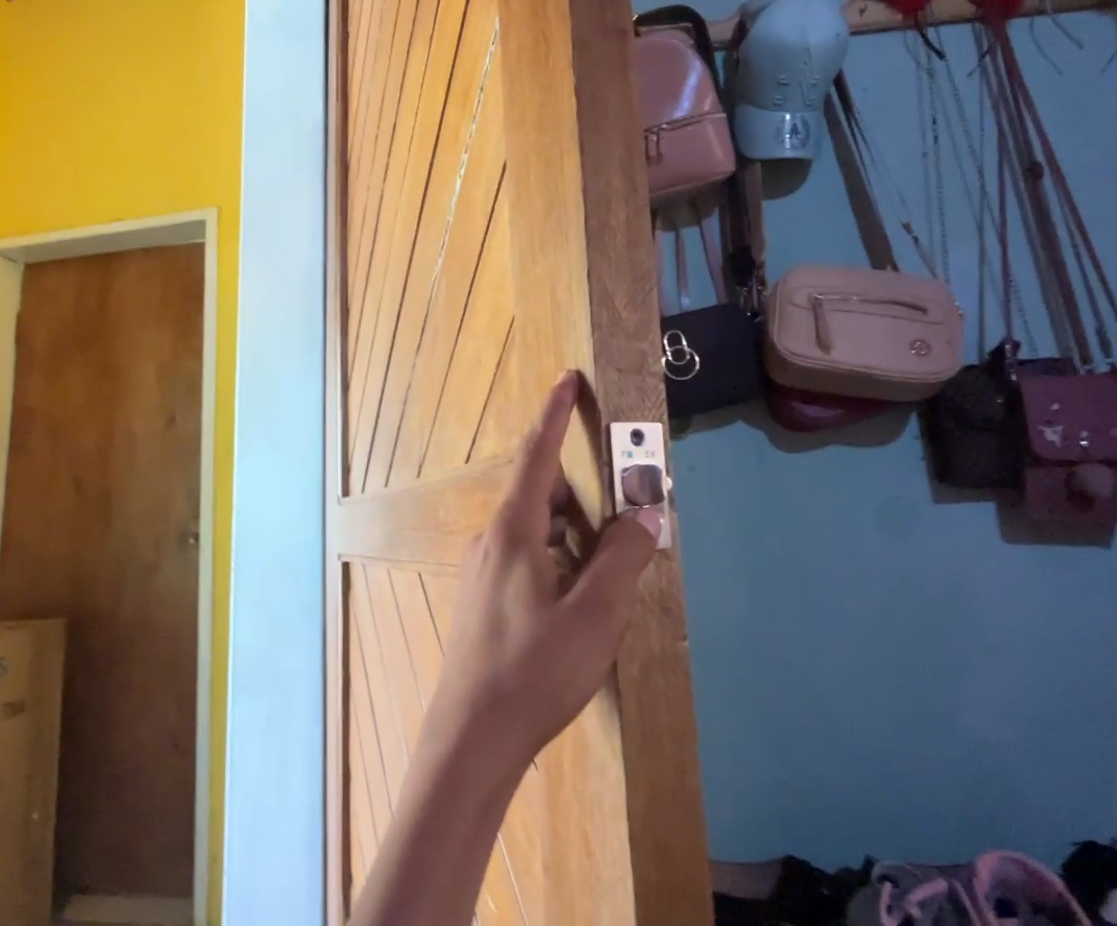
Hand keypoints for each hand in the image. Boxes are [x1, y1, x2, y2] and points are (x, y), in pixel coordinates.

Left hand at [423, 370, 663, 774]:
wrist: (472, 737)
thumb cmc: (535, 669)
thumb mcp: (595, 613)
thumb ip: (623, 557)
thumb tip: (644, 514)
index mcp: (514, 531)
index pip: (537, 456)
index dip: (554, 415)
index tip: (567, 378)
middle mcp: (491, 542)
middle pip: (543, 497)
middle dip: (585, 498)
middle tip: (625, 519)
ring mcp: (483, 573)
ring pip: (537, 533)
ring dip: (576, 537)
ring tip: (610, 575)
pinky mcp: (484, 603)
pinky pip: (528, 561)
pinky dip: (560, 562)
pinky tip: (580, 606)